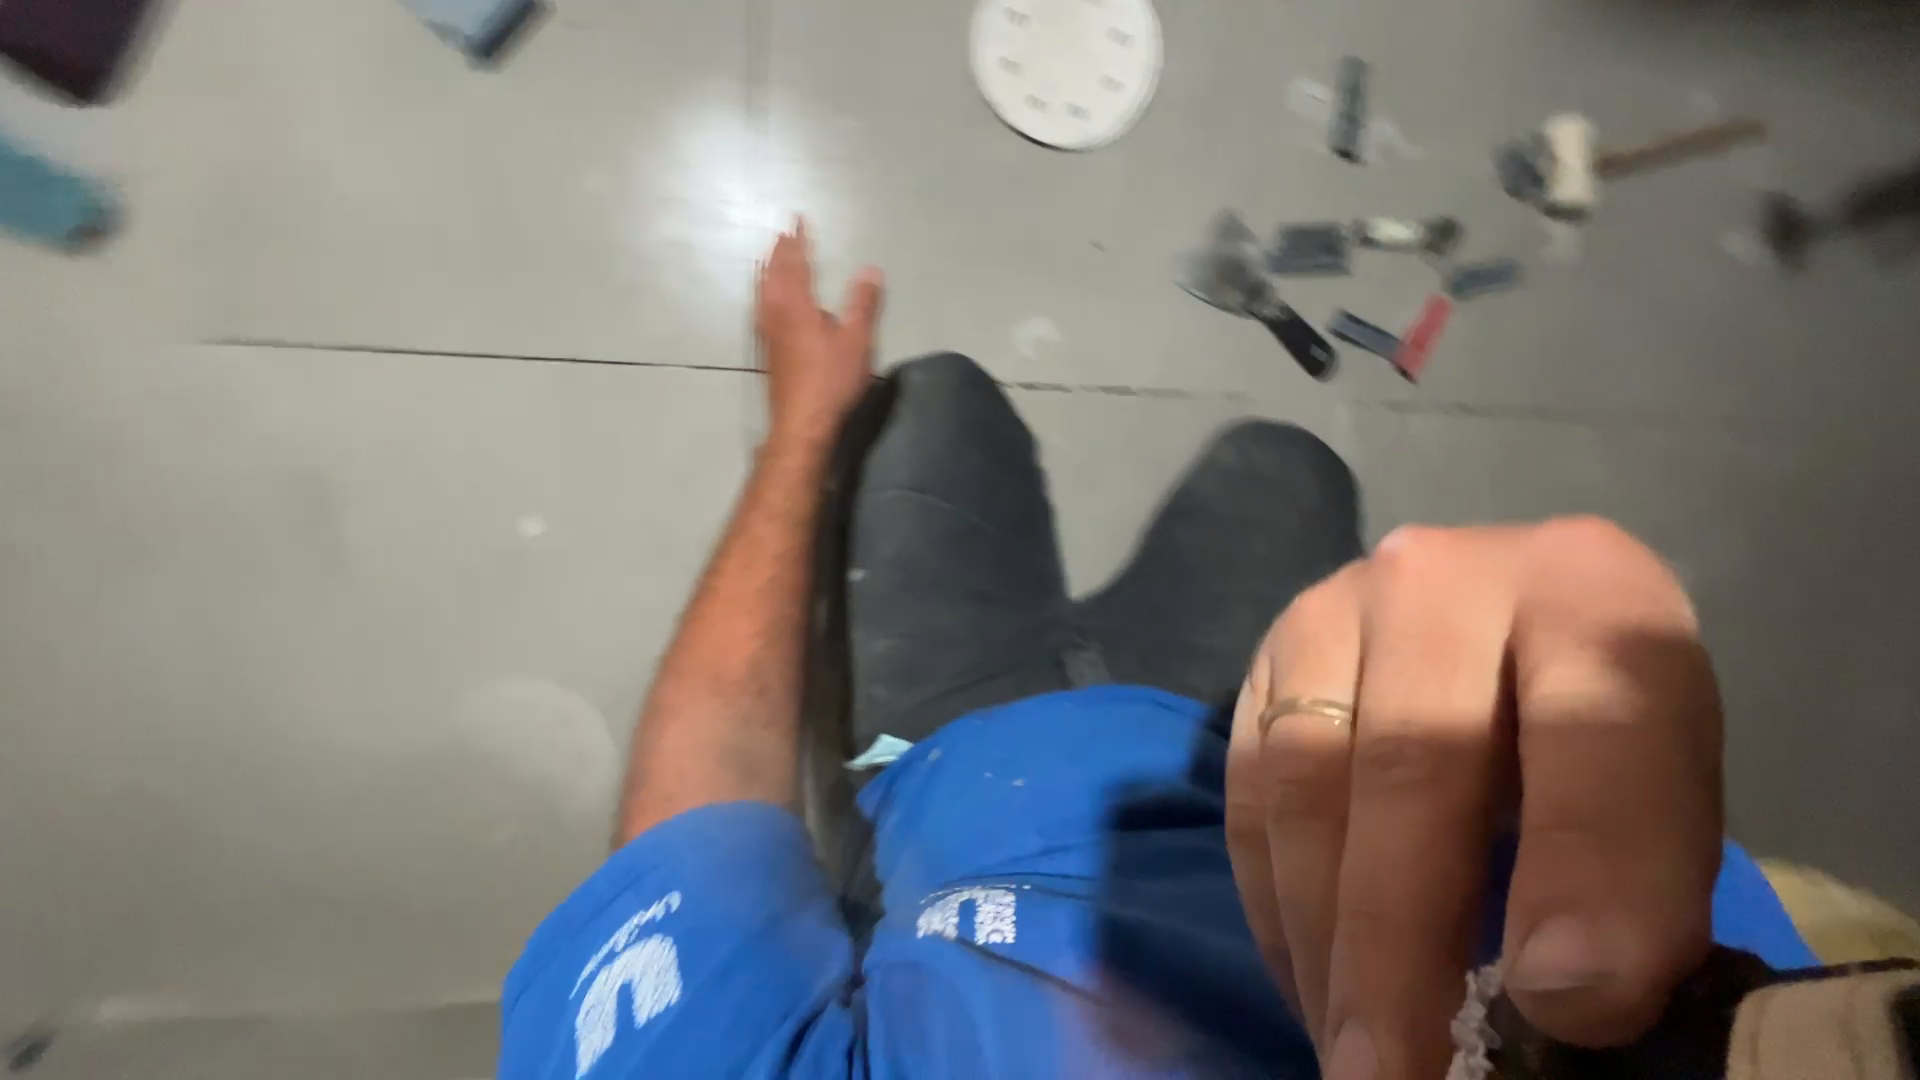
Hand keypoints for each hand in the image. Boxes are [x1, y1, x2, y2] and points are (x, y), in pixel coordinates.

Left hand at [755, 218, 884, 449]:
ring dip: (767, 271)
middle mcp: (776, 313)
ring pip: (762, 292)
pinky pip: (761, 309)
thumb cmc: (831, 381)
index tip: (797, 220)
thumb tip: (870, 270)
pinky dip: (764, 294)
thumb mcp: (857, 341)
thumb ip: (863, 304)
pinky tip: (767, 303)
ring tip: (769, 260)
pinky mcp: (767, 352)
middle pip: (773, 274)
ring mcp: (768, 334)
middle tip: (781, 235)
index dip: (797, 241)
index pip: (796, 263)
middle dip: (778, 253)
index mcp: (797, 305)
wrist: (802, 424)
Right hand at [1225, 518, 1723, 1079]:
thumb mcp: (1655, 774)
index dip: (1585, 867)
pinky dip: (1268, 889)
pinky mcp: (1261, 656)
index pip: (1593, 723)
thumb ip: (1628, 867)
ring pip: (1304, 774)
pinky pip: (1247, 780)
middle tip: (1391, 1076)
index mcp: (1585, 589)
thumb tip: (1552, 1002)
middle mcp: (1437, 578)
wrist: (1475, 608)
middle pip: (1412, 759)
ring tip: (1342, 1045)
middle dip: (1398, 938)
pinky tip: (1301, 968)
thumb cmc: (1584, 709)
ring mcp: (1327, 609)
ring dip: (1316, 928)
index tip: (1561, 1013)